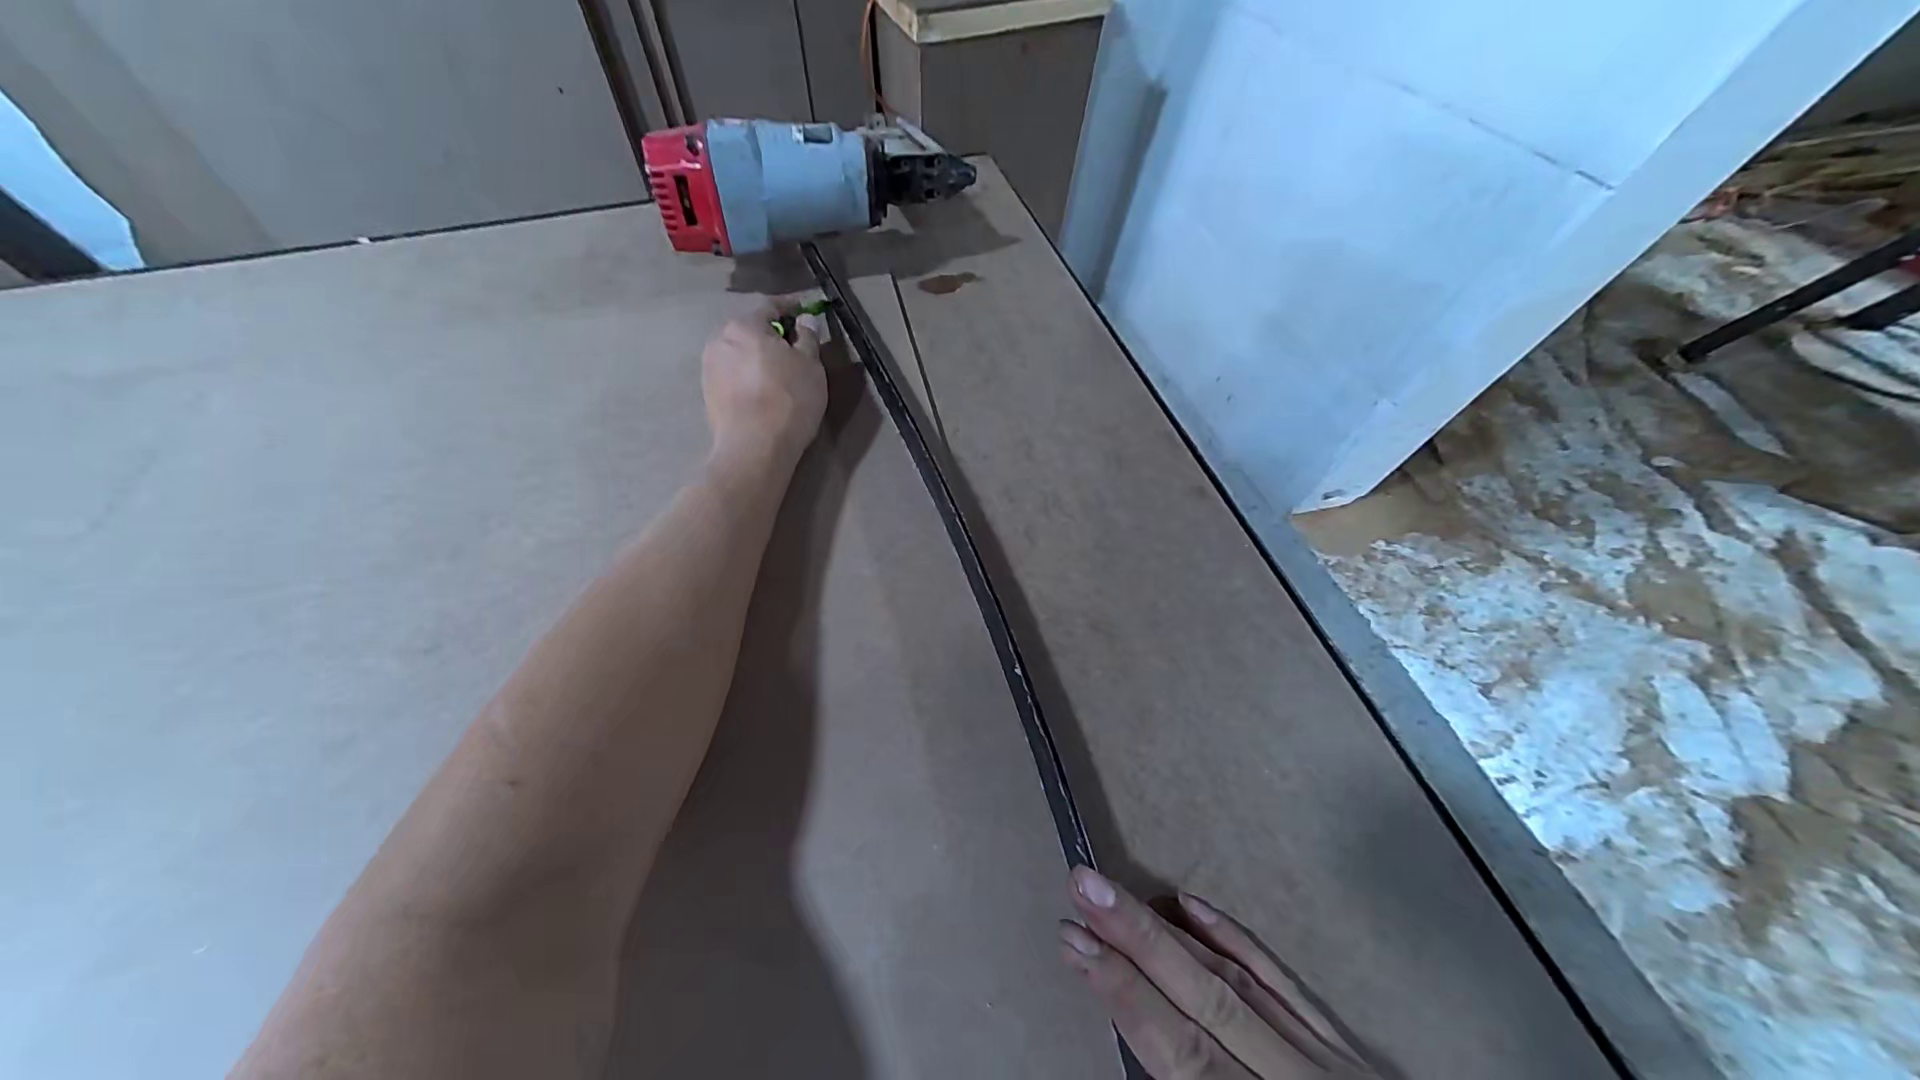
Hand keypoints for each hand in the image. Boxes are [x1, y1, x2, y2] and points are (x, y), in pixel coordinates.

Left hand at [701, 300, 827, 459]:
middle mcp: (719, 340)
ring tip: (779, 375)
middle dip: (771, 335)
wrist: (754, 449)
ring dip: (757, 357)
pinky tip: (762, 393)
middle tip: (794, 349)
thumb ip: (808, 338)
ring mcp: (709, 368)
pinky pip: (733, 375)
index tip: (806, 312)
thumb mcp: (811, 365)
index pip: (770, 305)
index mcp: (744, 325)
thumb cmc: (789, 400)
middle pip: (750, 329)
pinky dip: (748, 377)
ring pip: (739, 353)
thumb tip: (804, 322)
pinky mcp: (707, 394)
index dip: (791, 307)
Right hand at [1060, 868, 1377, 1078]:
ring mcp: (1326, 1062)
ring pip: (1235, 981)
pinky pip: (1285, 983)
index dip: (1124, 992)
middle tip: (1082, 886)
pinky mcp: (1346, 1049)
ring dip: (1166, 932)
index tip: (1072, 940)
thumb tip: (1136, 1043)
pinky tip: (1190, 904)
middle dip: (1136, 941)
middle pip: (1205, 999)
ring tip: (1112, 891)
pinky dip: (1234, 939)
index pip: (1181, 1051)